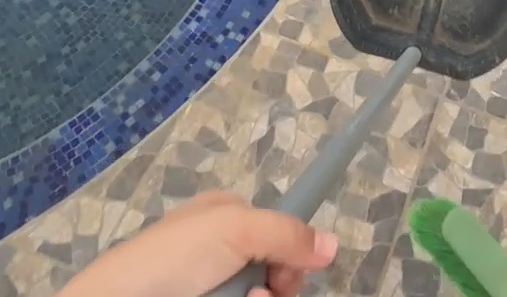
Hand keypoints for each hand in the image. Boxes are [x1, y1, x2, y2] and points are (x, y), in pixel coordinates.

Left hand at [57, 191, 338, 296]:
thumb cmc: (172, 259)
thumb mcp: (235, 228)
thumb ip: (287, 233)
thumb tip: (333, 244)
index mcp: (224, 217)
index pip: (278, 230)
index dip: (292, 251)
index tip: (290, 272)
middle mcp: (220, 254)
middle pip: (275, 271)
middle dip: (278, 285)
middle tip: (262, 292)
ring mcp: (213, 289)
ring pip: (262, 294)